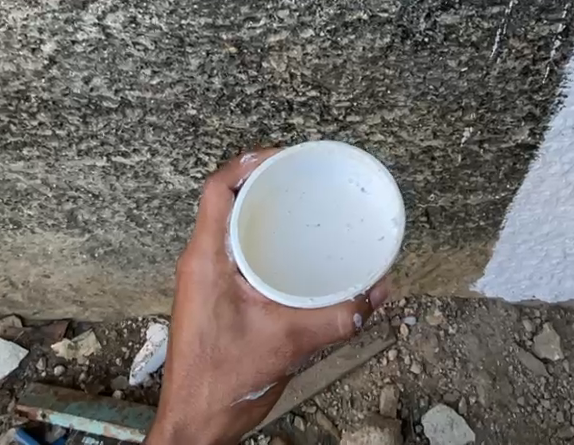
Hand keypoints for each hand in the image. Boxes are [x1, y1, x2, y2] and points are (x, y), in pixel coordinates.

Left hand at [148, 150, 390, 444]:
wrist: (194, 427)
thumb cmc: (222, 384)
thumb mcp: (289, 343)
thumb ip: (338, 316)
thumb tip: (379, 291)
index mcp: (206, 259)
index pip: (215, 189)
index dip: (246, 163)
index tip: (283, 156)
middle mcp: (200, 260)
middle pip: (224, 198)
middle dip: (260, 178)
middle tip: (299, 173)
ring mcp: (204, 277)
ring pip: (228, 221)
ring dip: (258, 205)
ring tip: (297, 198)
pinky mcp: (213, 292)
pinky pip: (234, 246)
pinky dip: (259, 234)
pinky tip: (288, 244)